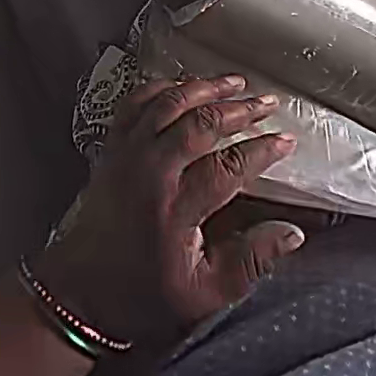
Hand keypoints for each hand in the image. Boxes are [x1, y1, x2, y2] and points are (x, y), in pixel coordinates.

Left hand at [31, 76, 303, 347]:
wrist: (83, 285)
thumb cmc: (144, 293)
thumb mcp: (204, 294)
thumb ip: (250, 261)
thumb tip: (292, 233)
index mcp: (175, 208)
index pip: (227, 166)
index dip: (261, 150)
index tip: (286, 140)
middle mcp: (149, 170)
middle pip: (198, 124)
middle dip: (237, 109)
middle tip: (268, 102)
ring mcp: (127, 152)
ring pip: (166, 104)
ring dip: (203, 88)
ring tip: (234, 82)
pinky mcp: (112, 145)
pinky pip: (135, 103)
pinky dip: (161, 87)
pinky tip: (183, 84)